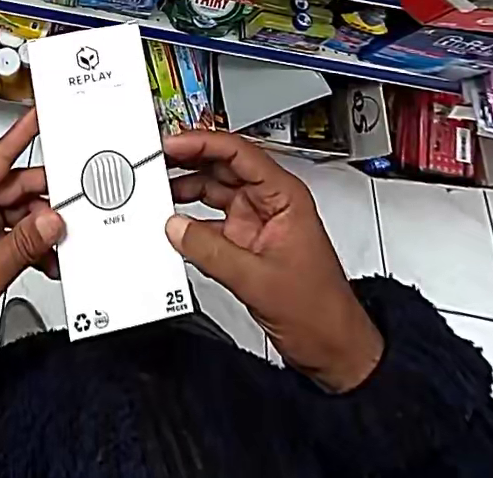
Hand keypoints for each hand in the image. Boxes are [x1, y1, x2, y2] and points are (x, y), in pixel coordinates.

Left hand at [0, 109, 64, 372]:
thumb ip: (22, 245)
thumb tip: (53, 219)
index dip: (21, 133)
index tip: (41, 113)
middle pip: (18, 187)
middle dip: (46, 197)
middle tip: (72, 202)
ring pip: (24, 211)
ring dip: (43, 227)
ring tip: (59, 241)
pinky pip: (21, 234)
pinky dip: (37, 245)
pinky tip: (48, 259)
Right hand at [163, 132, 382, 392]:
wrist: (333, 349)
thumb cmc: (320, 310)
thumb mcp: (258, 279)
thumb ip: (211, 251)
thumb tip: (176, 228)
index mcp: (284, 195)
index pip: (240, 153)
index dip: (204, 143)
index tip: (176, 143)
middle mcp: (270, 202)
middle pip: (225, 166)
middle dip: (191, 159)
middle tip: (159, 157)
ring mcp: (257, 221)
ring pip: (216, 190)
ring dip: (188, 186)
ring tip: (159, 184)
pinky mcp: (246, 242)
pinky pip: (212, 221)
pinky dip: (191, 220)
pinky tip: (174, 222)